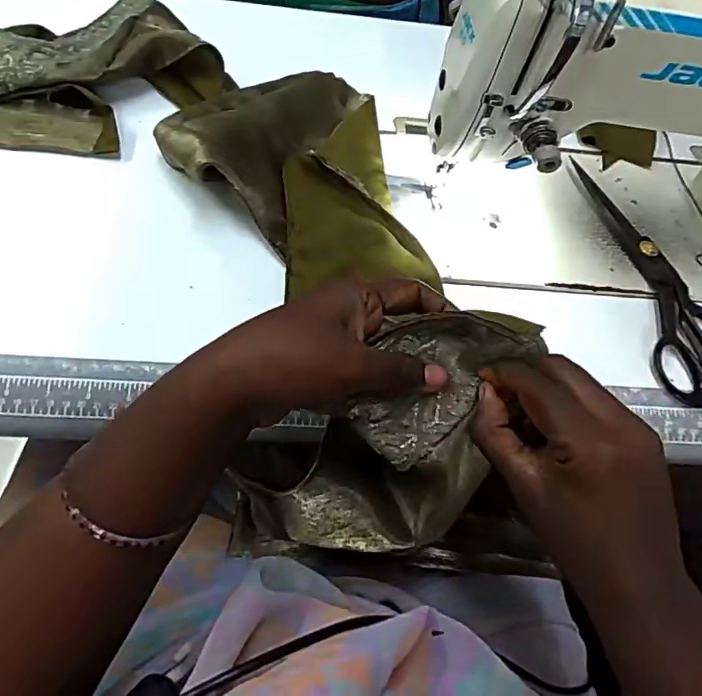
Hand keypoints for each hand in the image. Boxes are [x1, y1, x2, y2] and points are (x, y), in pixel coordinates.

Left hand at [186, 278, 449, 427]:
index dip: (439, 308)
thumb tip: (444, 376)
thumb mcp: (355, 365)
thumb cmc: (298, 360)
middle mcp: (346, 308)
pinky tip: (394, 410)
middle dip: (423, 348)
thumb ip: (400, 370)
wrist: (236, 381)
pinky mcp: (318, 362)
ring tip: (435, 399)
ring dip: (398, 372)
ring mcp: (330, 335)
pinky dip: (372, 385)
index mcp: (357, 294)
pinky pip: (357, 370)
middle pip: (396, 323)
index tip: (465, 335)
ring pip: (376, 351)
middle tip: (457, 377)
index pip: (410, 291)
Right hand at [470, 356, 683, 591]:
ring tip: (523, 411)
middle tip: (499, 392)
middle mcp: (620, 422)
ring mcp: (638, 427)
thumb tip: (485, 393)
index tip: (480, 379)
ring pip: (581, 380)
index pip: (538, 381)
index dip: (504, 372)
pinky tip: (553, 428)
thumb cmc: (575, 543)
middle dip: (525, 371)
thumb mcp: (524, 487)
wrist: (641, 587)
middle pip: (562, 368)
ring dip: (547, 384)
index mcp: (589, 439)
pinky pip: (597, 399)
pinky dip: (568, 400)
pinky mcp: (645, 435)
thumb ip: (495, 433)